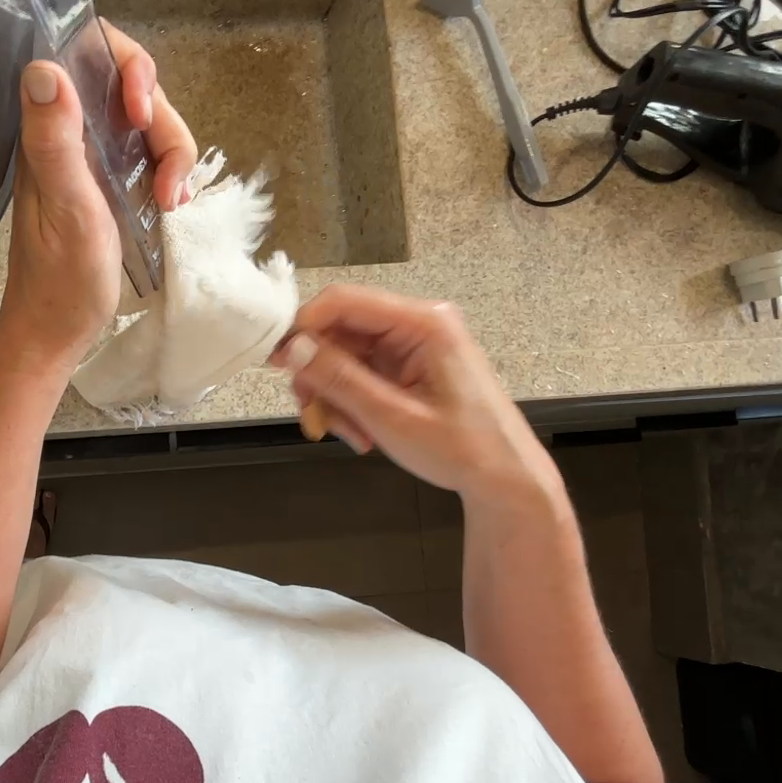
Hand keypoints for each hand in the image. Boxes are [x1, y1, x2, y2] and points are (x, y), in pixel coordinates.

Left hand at [0, 25, 196, 372]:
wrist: (55, 336)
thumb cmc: (60, 283)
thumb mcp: (68, 212)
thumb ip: (56, 143)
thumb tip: (43, 68)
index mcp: (52, 132)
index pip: (89, 54)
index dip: (128, 65)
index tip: (143, 114)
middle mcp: (71, 136)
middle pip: (132, 89)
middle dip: (164, 125)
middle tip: (169, 184)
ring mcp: (91, 162)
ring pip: (146, 125)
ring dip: (173, 155)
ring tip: (172, 203)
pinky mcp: (106, 187)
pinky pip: (147, 158)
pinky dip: (168, 174)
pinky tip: (170, 205)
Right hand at [269, 284, 557, 500]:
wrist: (504, 480)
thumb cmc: (461, 449)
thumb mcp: (392, 416)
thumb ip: (339, 379)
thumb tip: (292, 348)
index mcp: (421, 323)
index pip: (343, 302)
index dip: (303, 327)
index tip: (276, 364)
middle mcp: (414, 325)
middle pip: (338, 332)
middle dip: (319, 375)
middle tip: (313, 416)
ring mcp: (409, 347)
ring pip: (342, 358)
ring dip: (333, 398)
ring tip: (348, 435)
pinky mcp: (405, 369)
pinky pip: (357, 377)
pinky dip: (348, 405)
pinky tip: (360, 435)